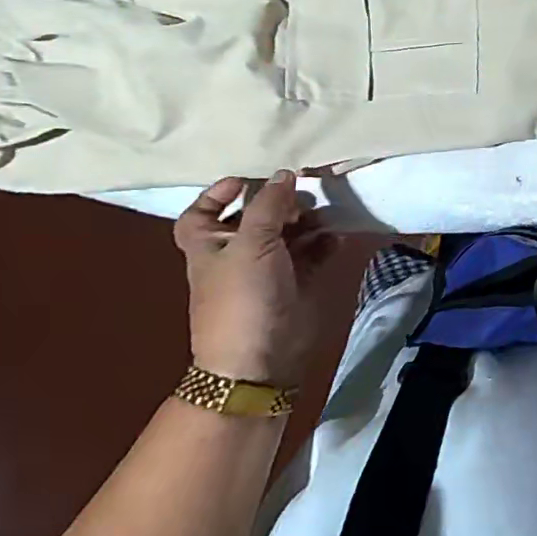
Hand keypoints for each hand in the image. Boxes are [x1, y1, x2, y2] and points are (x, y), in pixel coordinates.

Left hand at [173, 171, 338, 385]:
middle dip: (279, 203)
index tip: (244, 181)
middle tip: (303, 193)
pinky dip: (323, 244)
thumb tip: (284, 174)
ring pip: (288, 234)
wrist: (259, 362)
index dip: (216, 195)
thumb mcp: (251, 242)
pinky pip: (311, 255)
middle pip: (255, 218)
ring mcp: (267, 271)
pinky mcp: (295, 284)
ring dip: (306, 221)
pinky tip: (336, 236)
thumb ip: (268, 203)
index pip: (200, 214)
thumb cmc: (242, 296)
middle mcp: (236, 255)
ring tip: (325, 213)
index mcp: (209, 245)